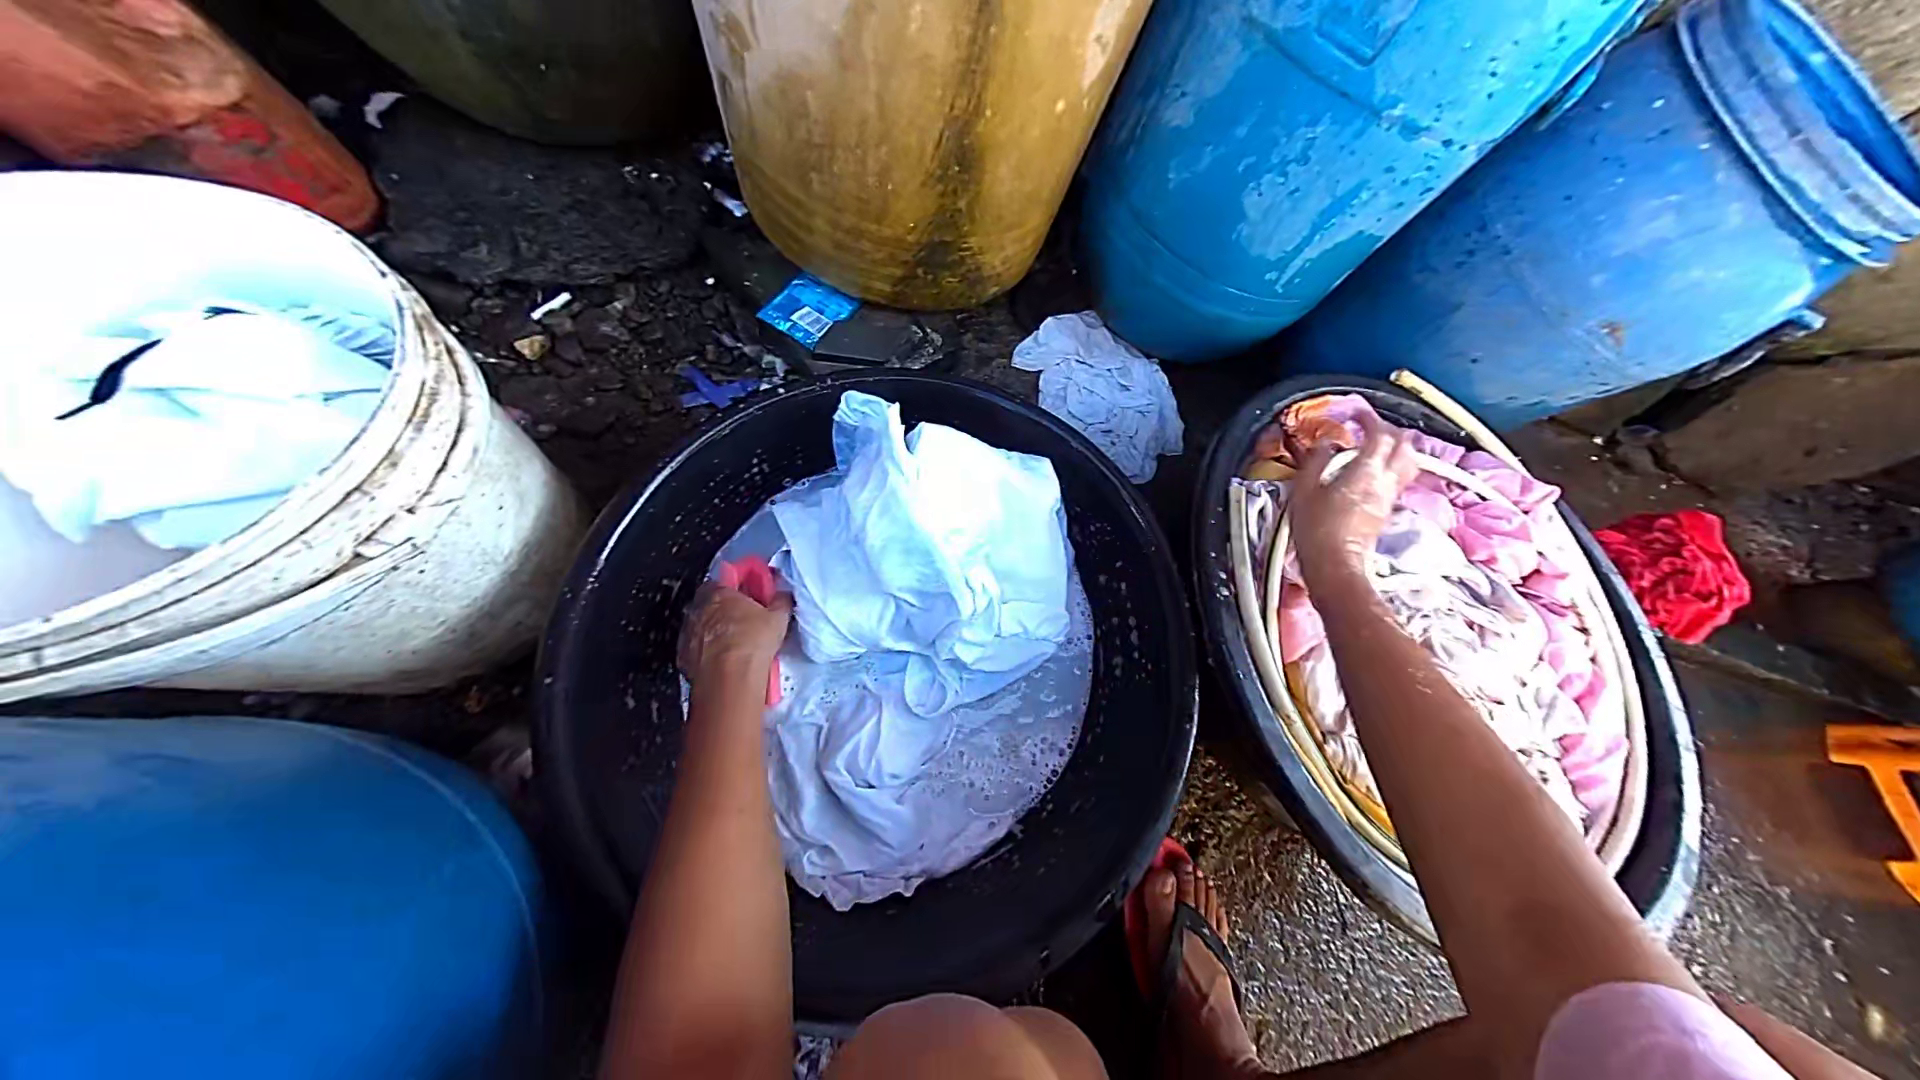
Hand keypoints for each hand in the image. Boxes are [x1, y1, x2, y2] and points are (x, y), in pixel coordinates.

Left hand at [678, 581, 792, 682]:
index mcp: (720, 593)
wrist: (729, 678)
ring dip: (716, 632)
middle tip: (746, 621)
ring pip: (703, 627)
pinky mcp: (683, 657)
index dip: (740, 587)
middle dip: (727, 610)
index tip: (752, 595)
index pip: (727, 579)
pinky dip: (708, 653)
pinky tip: (724, 662)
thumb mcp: (779, 618)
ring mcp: (688, 634)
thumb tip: (782, 596)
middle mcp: (699, 609)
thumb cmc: (753, 642)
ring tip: (737, 646)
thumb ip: (781, 601)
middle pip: (713, 604)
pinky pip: (698, 650)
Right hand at [1290, 411, 1418, 586]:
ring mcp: (1389, 497)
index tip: (1358, 414)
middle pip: (1405, 446)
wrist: (1334, 564)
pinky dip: (1388, 469)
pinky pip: (1397, 480)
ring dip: (1395, 450)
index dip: (1371, 419)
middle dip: (1390, 432)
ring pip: (1407, 463)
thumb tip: (1326, 446)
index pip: (1381, 435)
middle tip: (1370, 429)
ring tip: (1375, 449)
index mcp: (1365, 471)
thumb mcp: (1304, 490)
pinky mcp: (1386, 511)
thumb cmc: (1317, 530)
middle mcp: (1385, 481)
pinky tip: (1369, 475)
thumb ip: (1316, 461)